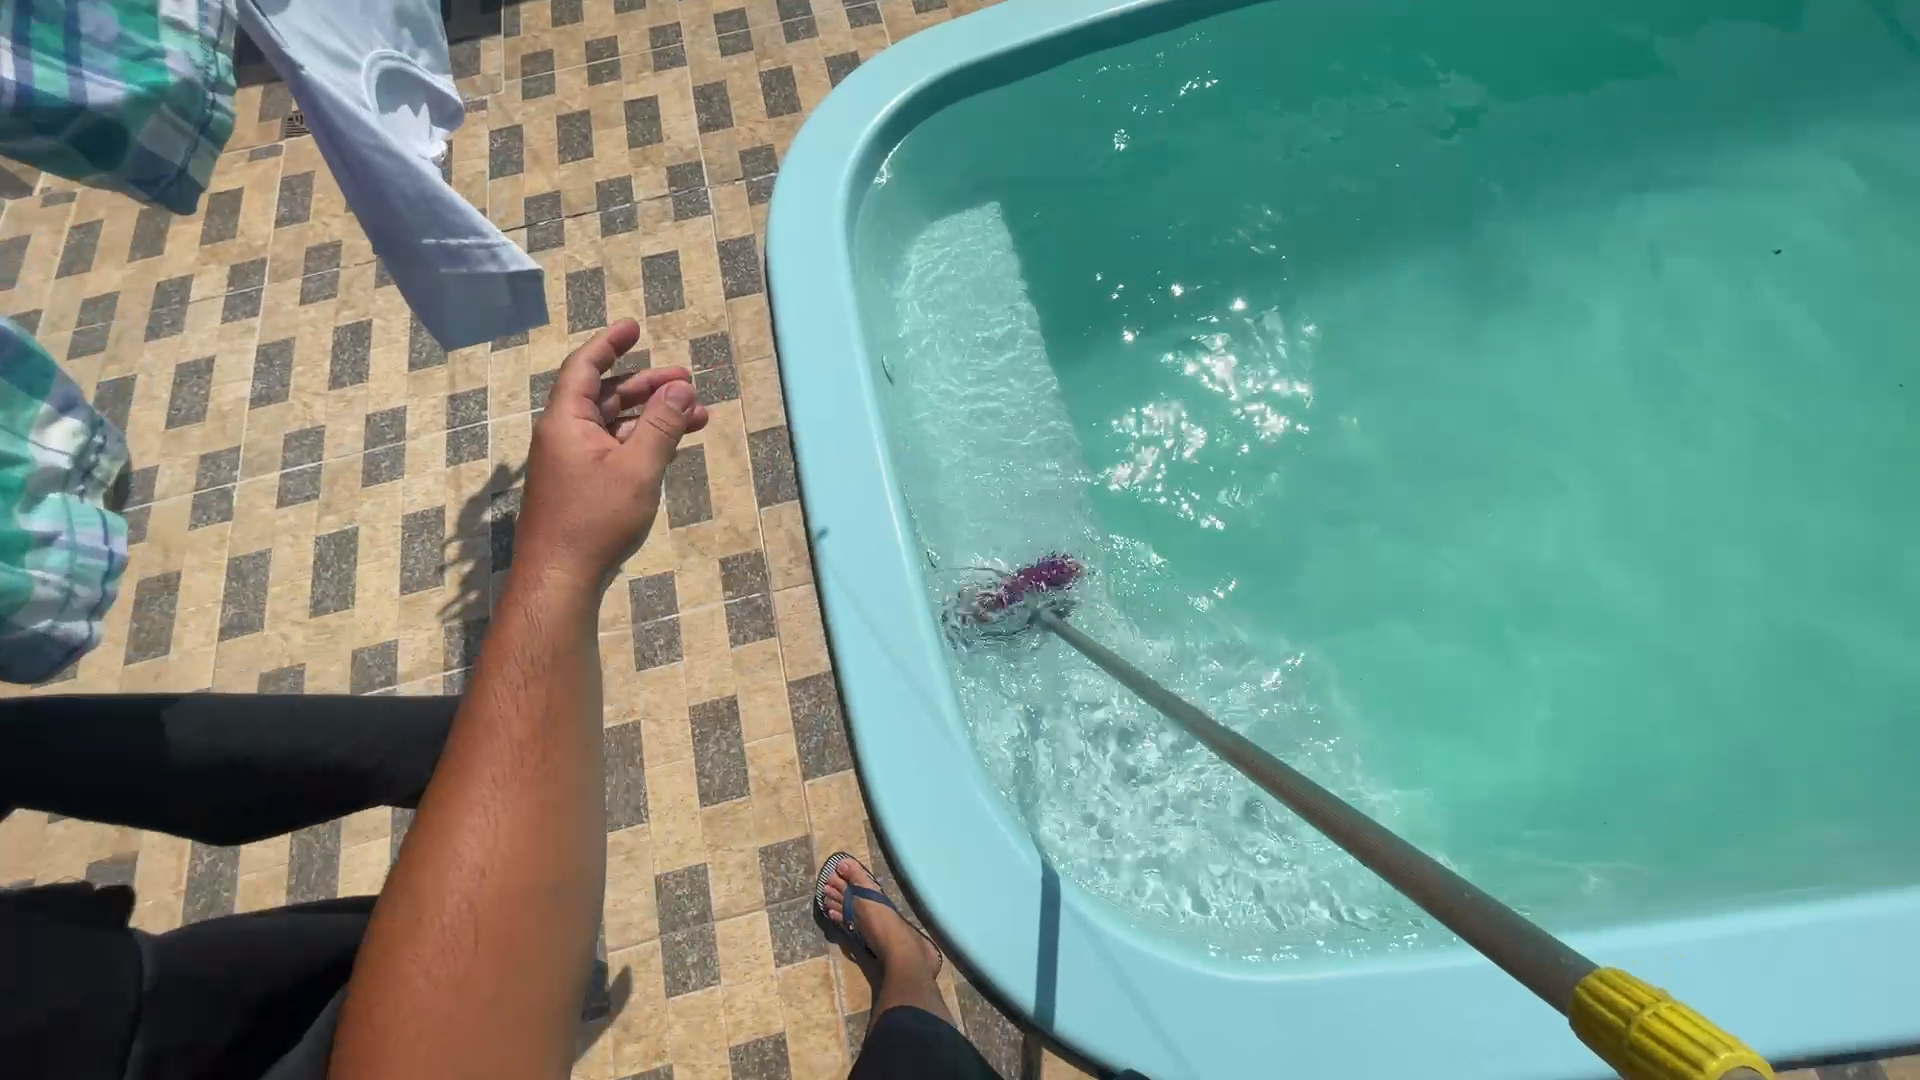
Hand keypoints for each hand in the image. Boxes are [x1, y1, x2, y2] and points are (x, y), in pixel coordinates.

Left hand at [515, 319, 709, 591]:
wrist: (561, 575)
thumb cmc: (595, 517)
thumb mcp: (637, 468)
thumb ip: (661, 425)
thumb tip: (683, 388)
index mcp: (567, 420)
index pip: (585, 368)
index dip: (610, 344)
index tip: (634, 327)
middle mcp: (566, 433)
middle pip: (607, 394)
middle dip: (648, 384)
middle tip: (688, 379)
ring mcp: (575, 460)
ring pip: (617, 423)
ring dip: (653, 416)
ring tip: (695, 414)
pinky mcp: (585, 483)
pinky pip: (617, 448)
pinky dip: (645, 441)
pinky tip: (673, 444)